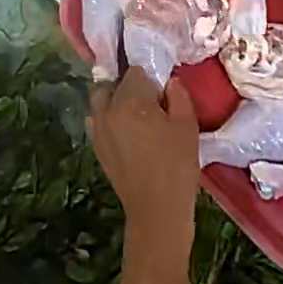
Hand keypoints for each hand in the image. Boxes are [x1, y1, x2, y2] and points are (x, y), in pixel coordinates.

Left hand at [90, 69, 198, 240]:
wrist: (156, 211)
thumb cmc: (177, 167)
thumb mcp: (187, 127)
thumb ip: (179, 96)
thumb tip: (170, 82)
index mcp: (131, 101)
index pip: (136, 72)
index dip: (151, 81)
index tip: (162, 98)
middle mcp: (108, 109)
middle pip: (114, 82)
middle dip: (130, 87)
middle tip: (148, 106)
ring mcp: (97, 127)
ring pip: (100, 98)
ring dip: (114, 99)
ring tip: (133, 116)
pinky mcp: (95, 144)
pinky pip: (96, 118)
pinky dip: (106, 116)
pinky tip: (123, 131)